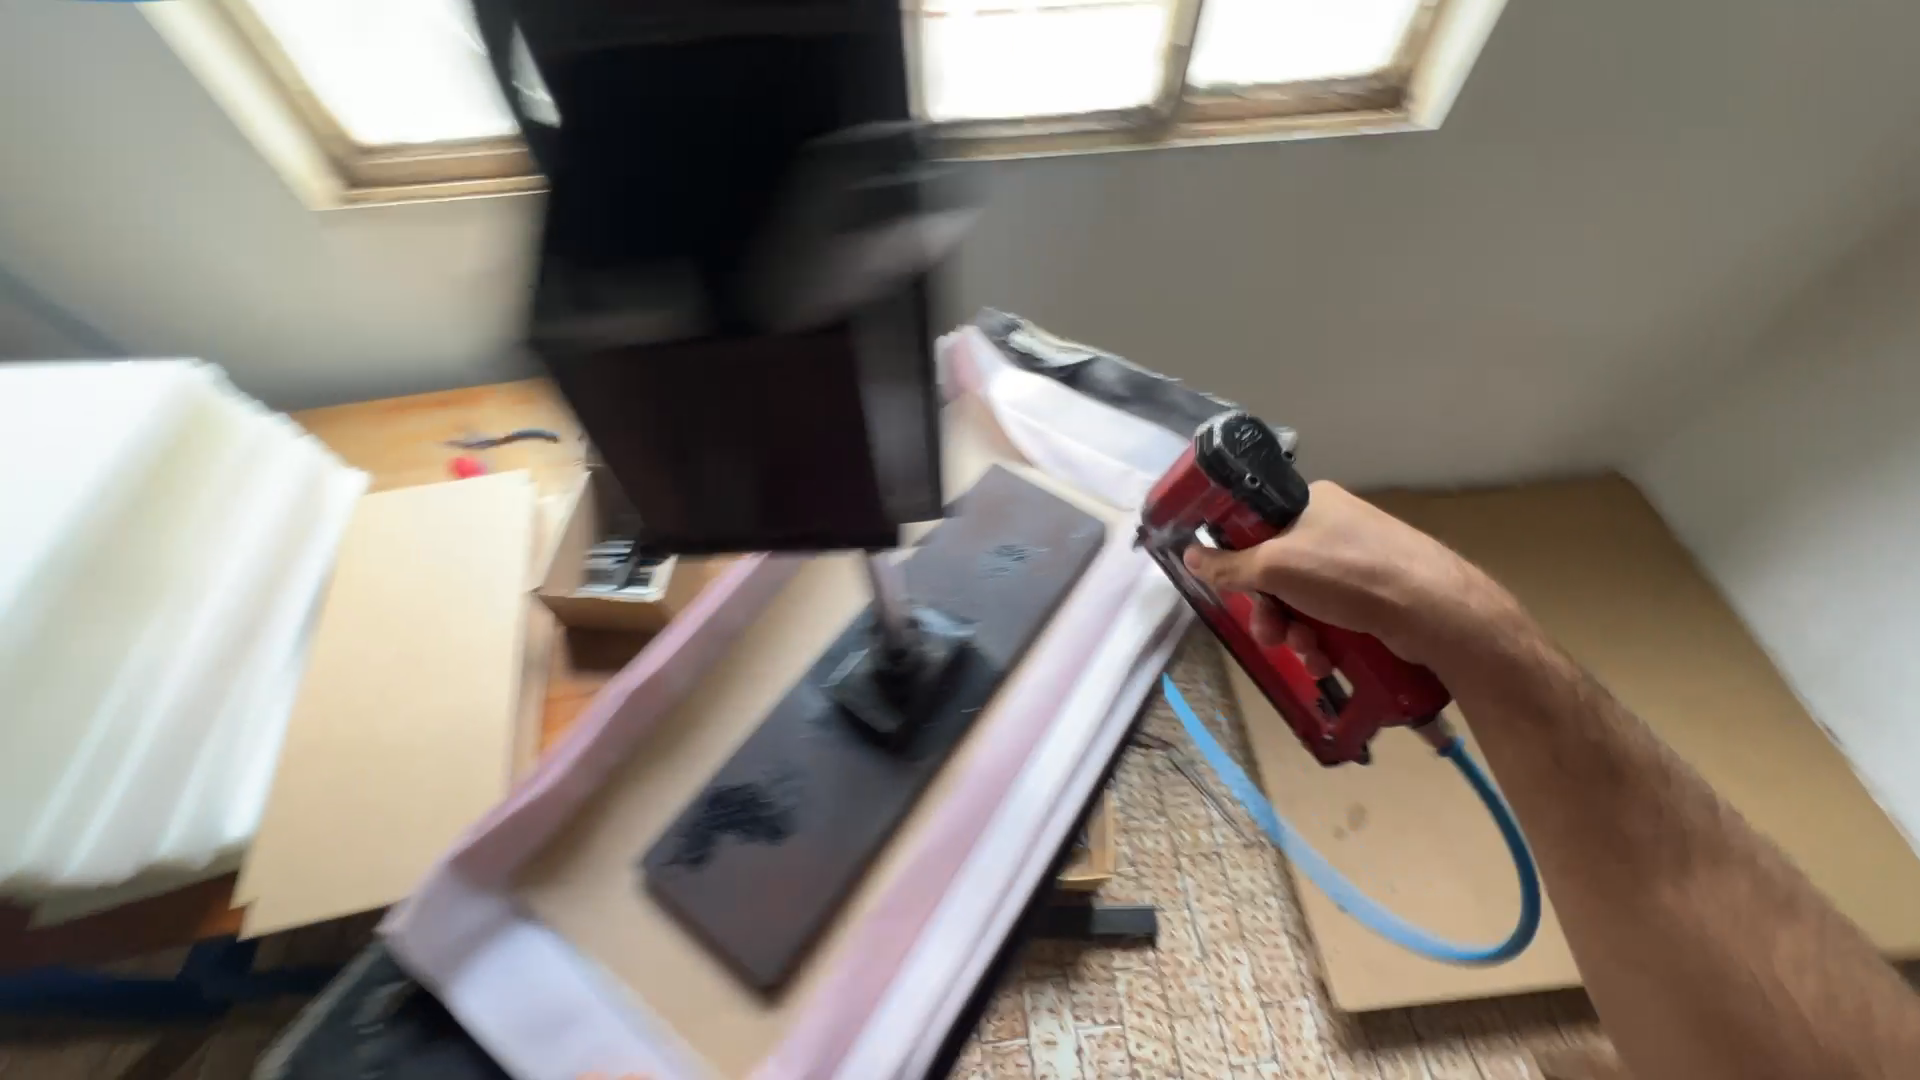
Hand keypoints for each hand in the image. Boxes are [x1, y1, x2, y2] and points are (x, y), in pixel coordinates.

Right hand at [1180, 480, 1516, 670]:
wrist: (1436, 612)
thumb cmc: (1349, 574)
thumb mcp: (1275, 567)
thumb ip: (1228, 566)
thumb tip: (1189, 555)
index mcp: (1311, 502)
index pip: (1256, 525)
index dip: (1238, 558)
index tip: (1234, 585)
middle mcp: (1333, 526)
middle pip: (1276, 570)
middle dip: (1268, 610)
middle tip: (1269, 633)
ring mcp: (1357, 560)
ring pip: (1301, 599)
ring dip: (1293, 630)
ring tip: (1305, 652)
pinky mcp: (1376, 593)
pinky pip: (1330, 615)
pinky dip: (1321, 639)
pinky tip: (1325, 658)